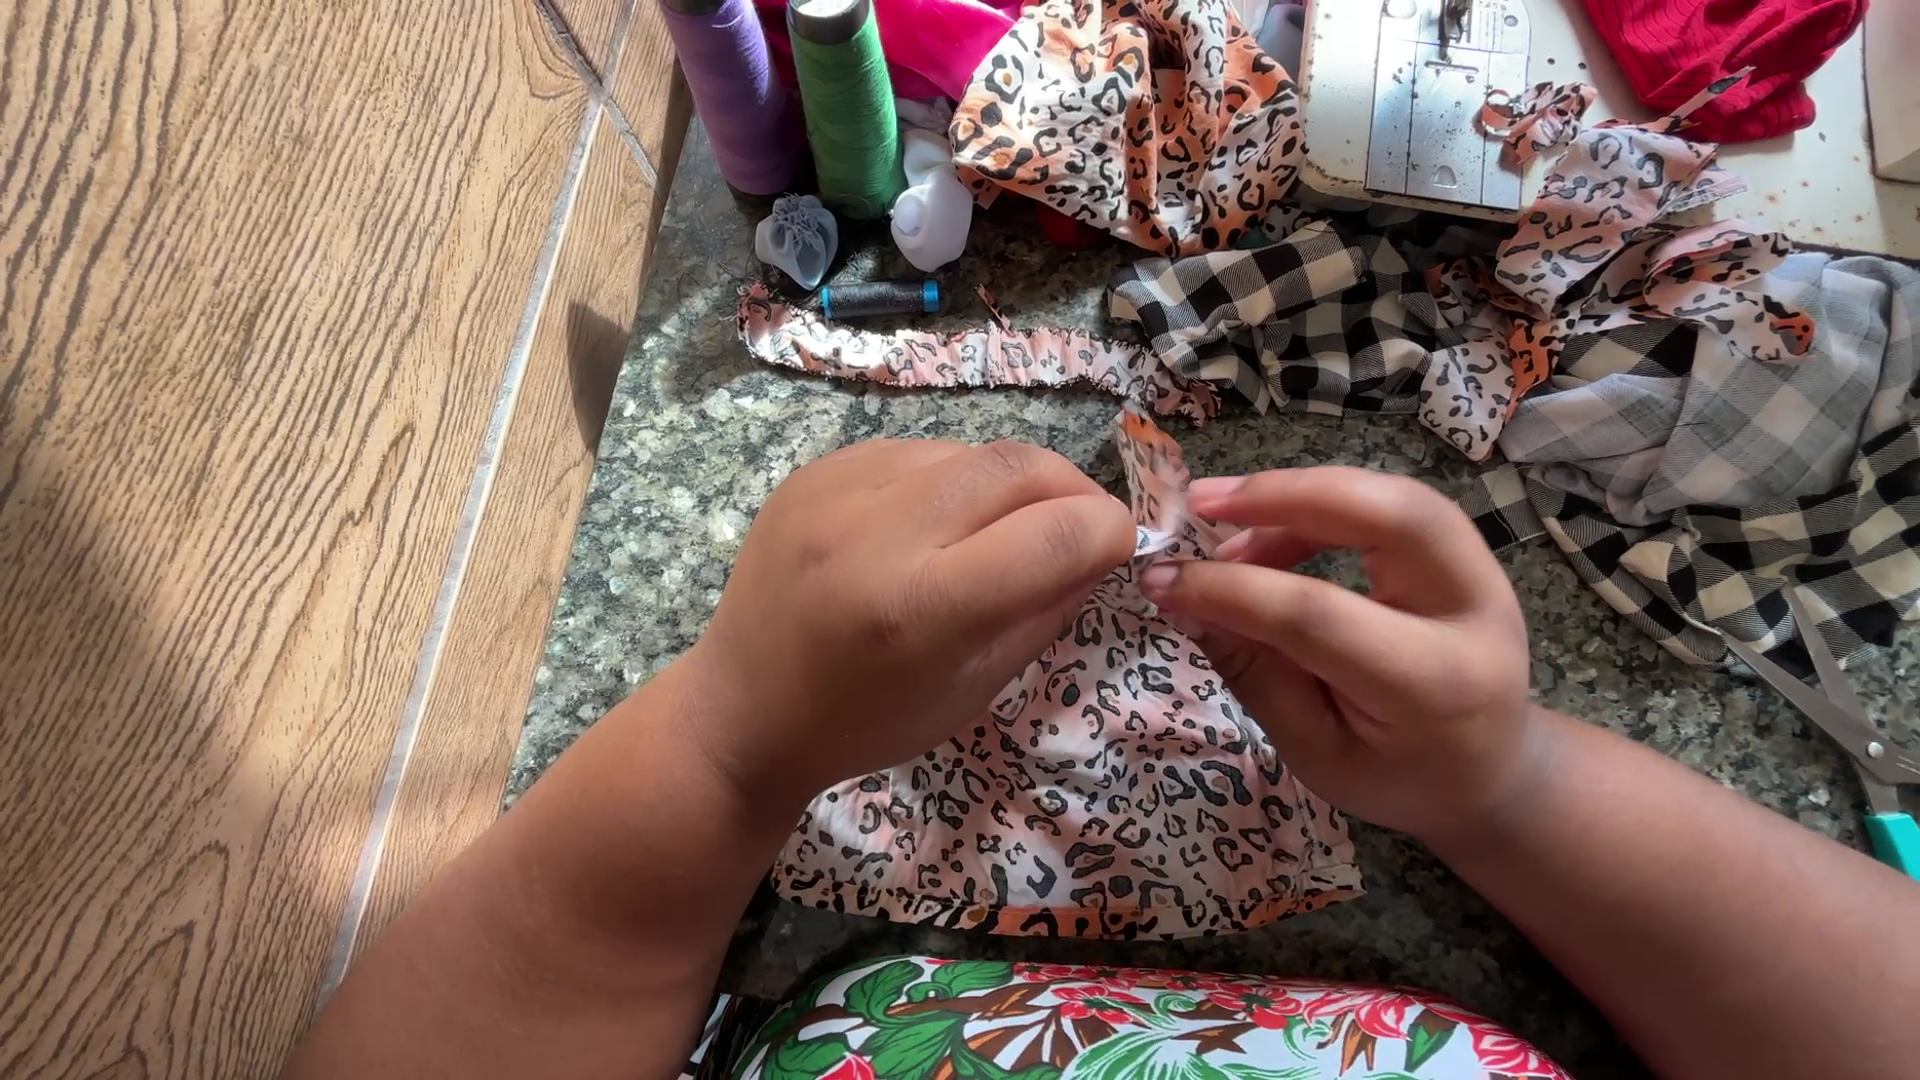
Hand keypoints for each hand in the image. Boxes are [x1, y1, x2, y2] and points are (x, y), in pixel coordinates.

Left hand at [685, 440, 1134, 803]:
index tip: (1118, 546)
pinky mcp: (812, 470)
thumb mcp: (972, 691)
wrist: (742, 710)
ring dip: (1008, 482)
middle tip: (1082, 521)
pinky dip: (948, 479)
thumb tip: (1096, 550)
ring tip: (1003, 525)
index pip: (1057, 533)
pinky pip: (912, 452)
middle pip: (1017, 465)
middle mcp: (876, 531)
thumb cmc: (864, 723)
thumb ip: (1044, 612)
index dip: (1111, 531)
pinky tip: (937, 518)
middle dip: (1073, 487)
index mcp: (921, 607)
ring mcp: (835, 489)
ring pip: (967, 450)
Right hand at [1137, 467, 1546, 842]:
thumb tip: (1184, 603)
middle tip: (1201, 502)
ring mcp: (1482, 573)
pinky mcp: (1464, 552)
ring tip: (1222, 516)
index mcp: (1432, 685)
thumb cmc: (1395, 776)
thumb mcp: (1312, 749)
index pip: (1316, 614)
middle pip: (1389, 516)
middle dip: (1286, 496)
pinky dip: (1316, 505)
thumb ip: (1253, 672)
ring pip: (1391, 494)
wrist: (1490, 773)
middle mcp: (1475, 614)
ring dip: (1296, 493)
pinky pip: (1387, 503)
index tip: (1159, 578)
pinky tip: (1266, 534)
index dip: (1228, 589)